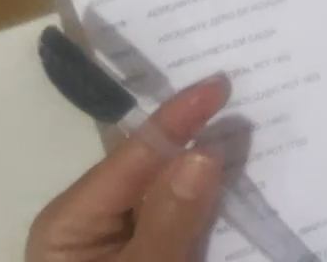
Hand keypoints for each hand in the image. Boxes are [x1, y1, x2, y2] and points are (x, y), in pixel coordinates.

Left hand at [27, 75, 229, 261]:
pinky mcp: (155, 249)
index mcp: (70, 222)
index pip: (134, 154)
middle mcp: (96, 217)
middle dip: (200, 129)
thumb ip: (168, 223)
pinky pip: (191, 211)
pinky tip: (247, 170)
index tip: (220, 84)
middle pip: (157, 162)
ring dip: (216, 161)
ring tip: (256, 117)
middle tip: (241, 81)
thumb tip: (206, 151)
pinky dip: (218, 194)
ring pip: (178, 184)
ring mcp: (127, 234)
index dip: (179, 116)